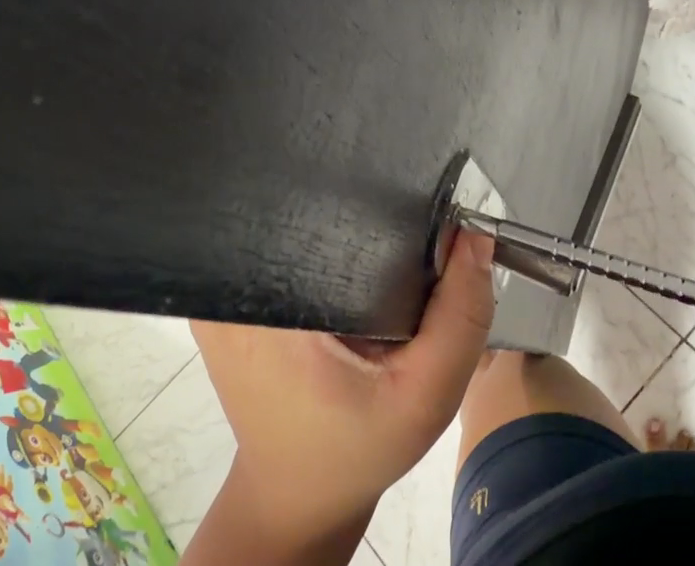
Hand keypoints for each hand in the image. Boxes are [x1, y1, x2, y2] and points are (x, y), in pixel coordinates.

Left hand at [188, 229, 496, 556]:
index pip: (318, 214)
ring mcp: (220, 294)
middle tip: (404, 233)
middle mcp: (231, 287)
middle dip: (359, 219)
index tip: (412, 209)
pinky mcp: (225, 302)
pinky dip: (317, 259)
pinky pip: (279, 254)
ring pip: (291, 229)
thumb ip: (460, 316)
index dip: (370, 203)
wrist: (297, 492)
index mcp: (270, 304)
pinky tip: (345, 273)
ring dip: (336, 236)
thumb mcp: (425, 395)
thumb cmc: (357, 449)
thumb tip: (475, 236)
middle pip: (303, 214)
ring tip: (375, 251)